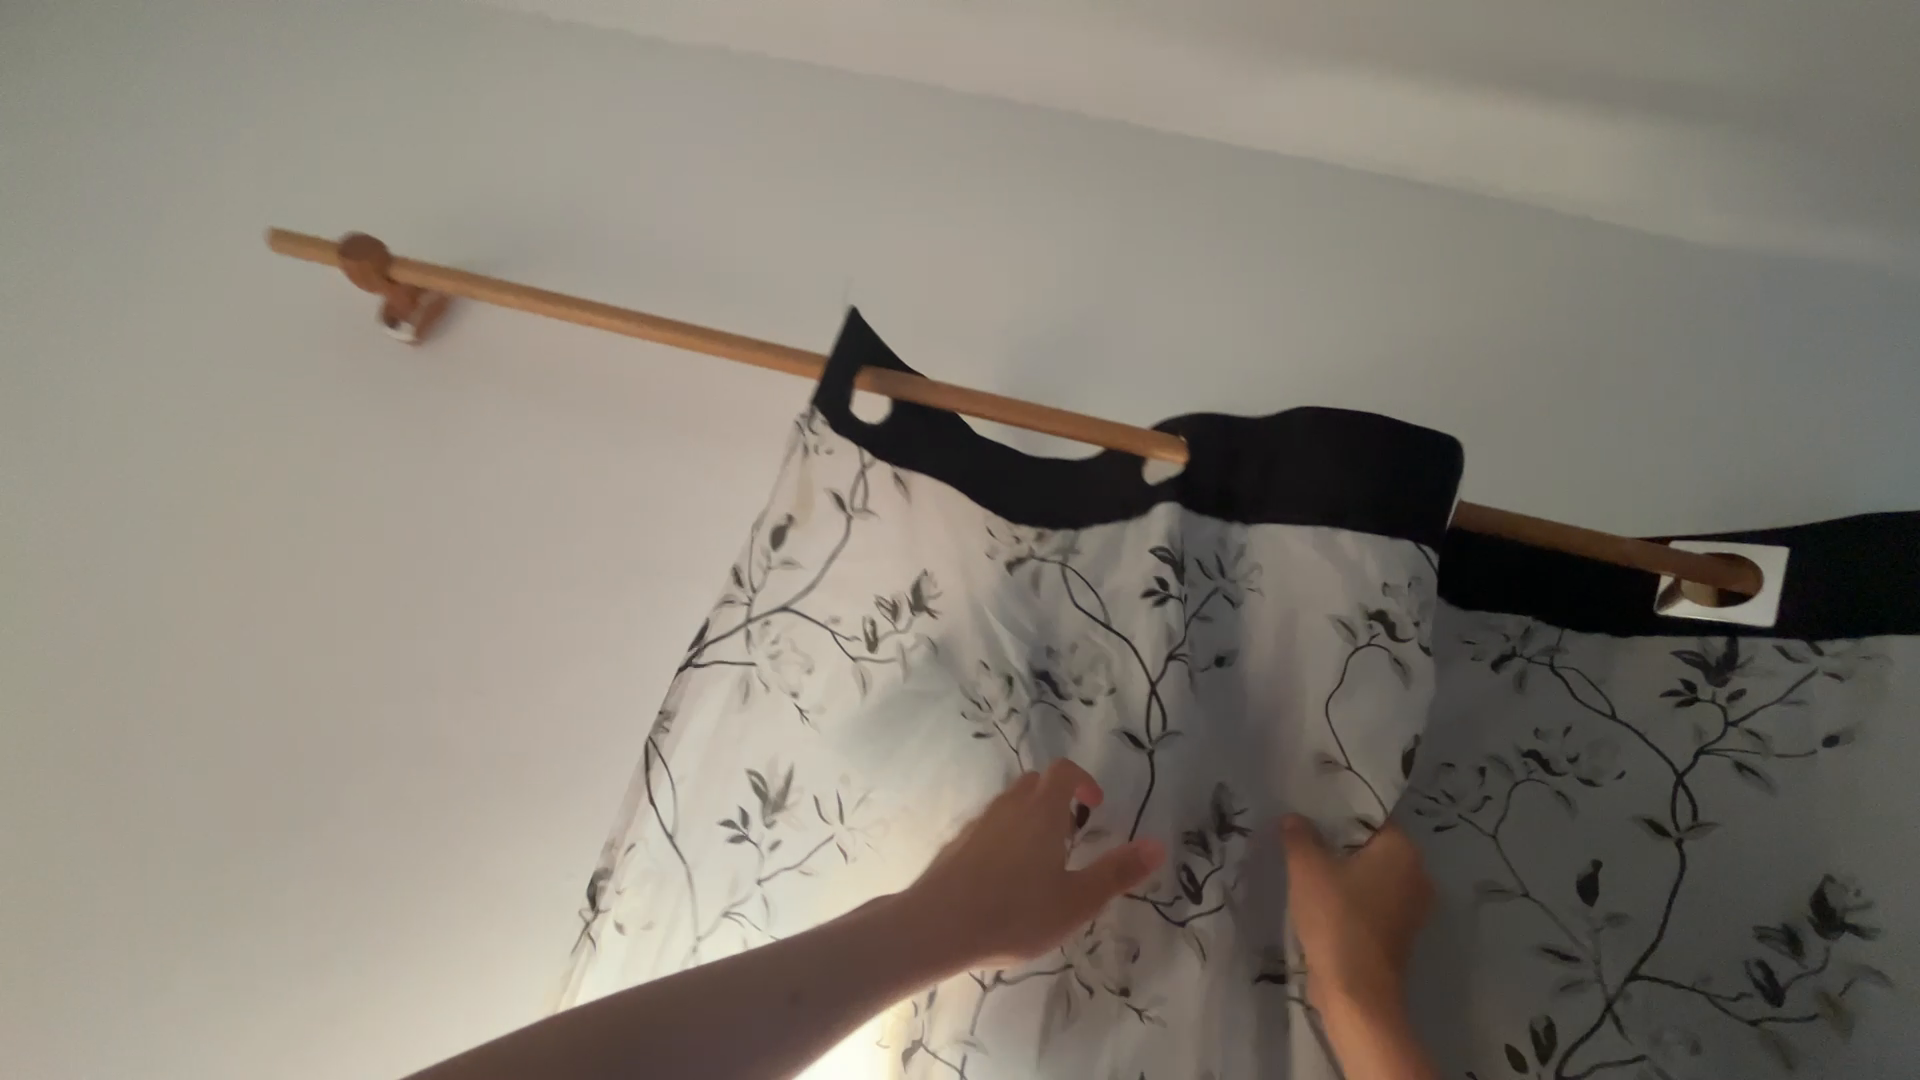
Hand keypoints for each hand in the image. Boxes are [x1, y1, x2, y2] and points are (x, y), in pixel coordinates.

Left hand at [899, 760, 1165, 969]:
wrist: (939, 924)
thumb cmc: (1016, 912)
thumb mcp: (1077, 901)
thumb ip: (1118, 872)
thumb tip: (1158, 844)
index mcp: (1042, 811)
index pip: (1064, 771)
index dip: (1084, 780)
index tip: (1096, 807)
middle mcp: (1010, 806)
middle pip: (1037, 783)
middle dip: (1059, 800)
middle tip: (1073, 837)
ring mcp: (980, 822)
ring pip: (1012, 804)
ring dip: (1032, 819)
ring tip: (1043, 864)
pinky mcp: (960, 842)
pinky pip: (991, 825)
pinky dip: (1007, 837)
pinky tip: (1007, 879)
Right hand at [1280, 815, 1432, 1015]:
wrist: (1356, 991)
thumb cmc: (1336, 917)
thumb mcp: (1306, 866)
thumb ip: (1298, 834)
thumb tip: (1295, 818)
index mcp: (1403, 851)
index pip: (1368, 815)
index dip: (1336, 809)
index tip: (1307, 809)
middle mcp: (1417, 875)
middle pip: (1369, 844)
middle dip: (1336, 839)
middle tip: (1300, 834)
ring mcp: (1411, 908)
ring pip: (1369, 872)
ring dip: (1341, 868)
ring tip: (1304, 863)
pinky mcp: (1398, 932)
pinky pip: (1371, 897)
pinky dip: (1349, 894)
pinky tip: (1318, 895)